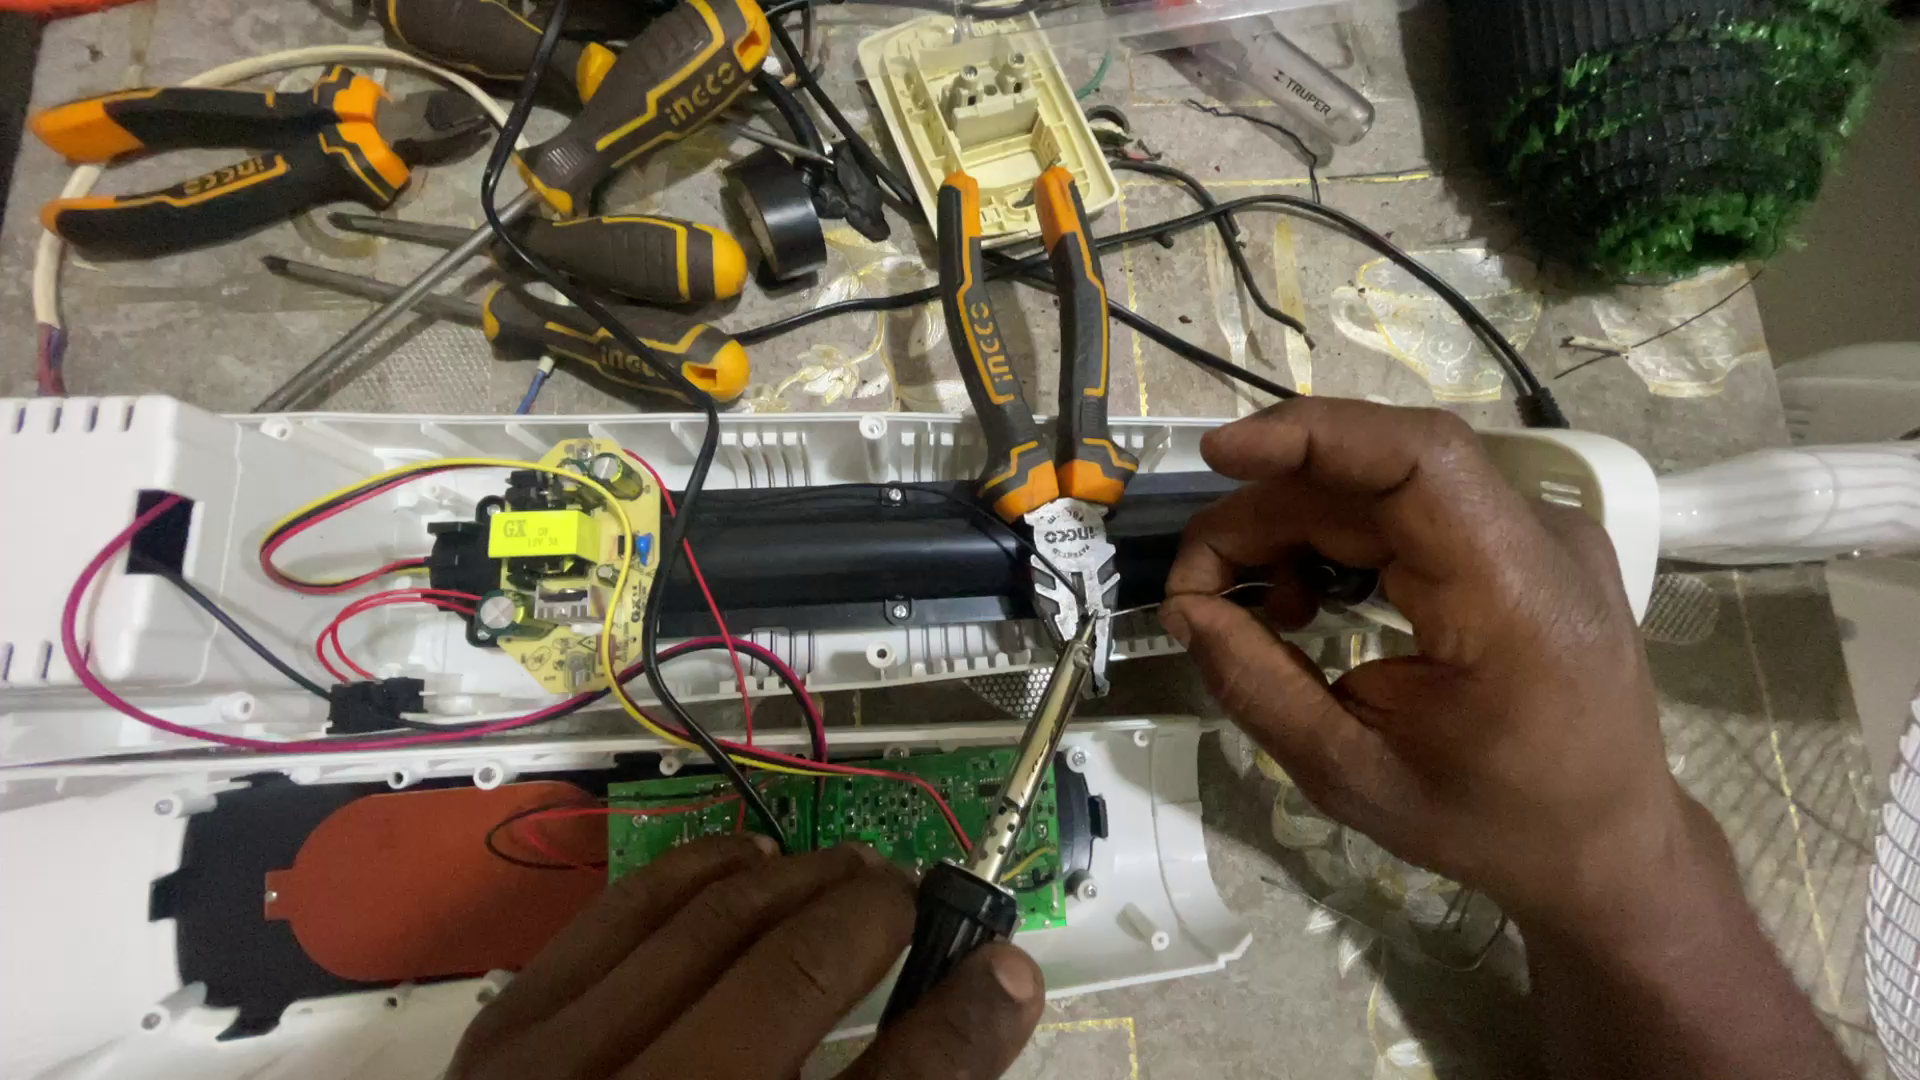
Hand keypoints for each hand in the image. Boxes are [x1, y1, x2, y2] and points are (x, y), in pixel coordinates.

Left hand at [449, 837, 1043, 1079]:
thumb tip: (983, 996)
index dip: (962, 1026)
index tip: (1012, 965)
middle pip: (794, 979)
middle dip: (879, 918)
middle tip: (916, 897)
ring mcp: (551, 1072)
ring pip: (719, 920)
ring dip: (807, 879)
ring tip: (857, 868)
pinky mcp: (505, 1032)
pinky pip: (631, 906)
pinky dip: (707, 866)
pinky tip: (756, 859)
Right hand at [1158, 400, 1698, 938]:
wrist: (1601, 844)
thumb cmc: (1486, 820)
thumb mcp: (1347, 772)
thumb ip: (1255, 685)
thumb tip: (1184, 608)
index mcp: (1513, 599)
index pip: (1418, 460)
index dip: (1309, 436)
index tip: (1216, 453)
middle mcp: (1530, 538)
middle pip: (1361, 478)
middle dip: (1256, 519)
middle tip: (1195, 592)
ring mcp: (1521, 532)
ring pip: (1362, 489)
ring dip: (1280, 534)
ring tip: (1254, 612)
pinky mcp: (1500, 540)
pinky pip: (1385, 510)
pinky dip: (1317, 542)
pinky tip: (1302, 602)